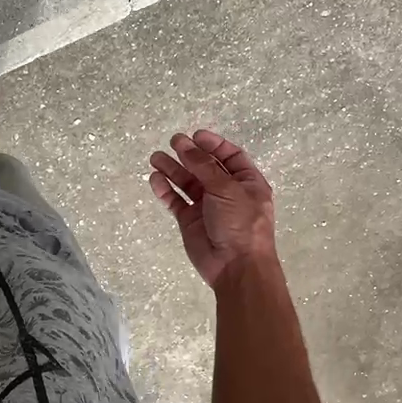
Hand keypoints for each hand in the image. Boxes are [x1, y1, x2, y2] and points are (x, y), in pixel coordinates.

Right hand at [148, 130, 277, 289]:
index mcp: (246, 183)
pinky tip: (156, 179)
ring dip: (172, 169)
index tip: (195, 135)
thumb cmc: (241, 224)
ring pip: (187, 182)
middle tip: (172, 142)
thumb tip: (185, 144)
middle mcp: (227, 192)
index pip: (231, 157)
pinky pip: (176, 200)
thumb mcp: (226, 189)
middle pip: (205, 167)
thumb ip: (203, 166)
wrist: (236, 267)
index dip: (214, 144)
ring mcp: (207, 206)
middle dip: (189, 154)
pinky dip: (166, 190)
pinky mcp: (190, 220)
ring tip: (155, 158)